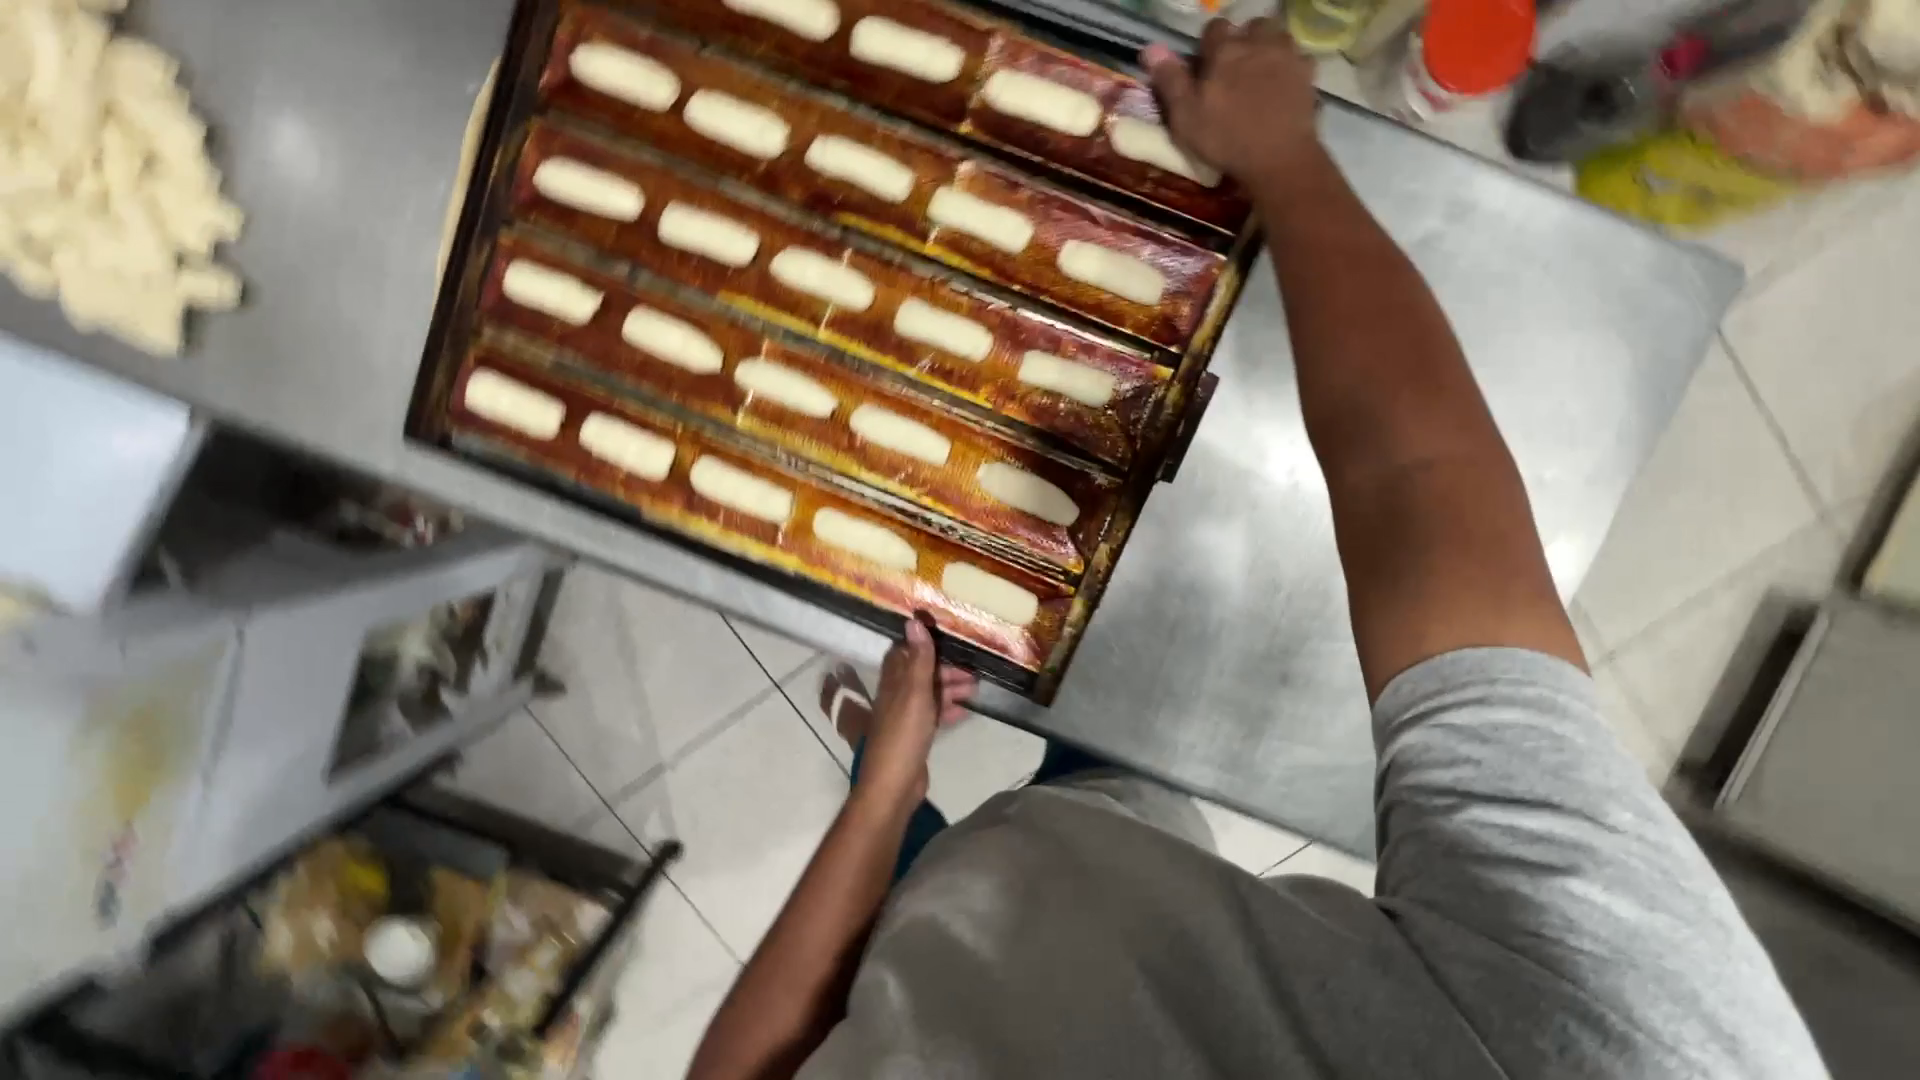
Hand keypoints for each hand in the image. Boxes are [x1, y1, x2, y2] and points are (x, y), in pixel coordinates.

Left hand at [856, 616, 976, 802]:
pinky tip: (966, 711)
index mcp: (894, 681)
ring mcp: (906, 716)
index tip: (951, 638)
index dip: (925, 644)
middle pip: (922, 673)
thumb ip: (918, 660)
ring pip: (930, 693)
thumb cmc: (904, 735)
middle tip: (974, 672)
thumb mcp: (915, 693)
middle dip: (946, 669)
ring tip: (976, 689)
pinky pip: (934, 714)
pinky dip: (949, 709)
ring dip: (951, 688)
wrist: (894, 784)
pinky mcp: (915, 735)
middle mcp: (897, 694)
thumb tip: (914, 621)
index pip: (906, 652)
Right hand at [1140, 19, 1320, 186]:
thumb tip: (1150, 48)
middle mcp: (1258, 42)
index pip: (1214, 29)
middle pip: (1251, 26)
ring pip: (1277, 36)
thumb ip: (1170, 81)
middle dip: (1243, 41)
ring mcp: (1287, 55)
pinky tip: (1284, 86)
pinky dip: (1290, 67)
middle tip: (1235, 68)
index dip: (1208, 45)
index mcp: (1225, 51)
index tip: (1204, 65)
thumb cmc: (1224, 138)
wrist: (1278, 157)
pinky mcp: (1308, 73)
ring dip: (1268, 47)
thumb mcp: (1185, 117)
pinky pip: (1299, 58)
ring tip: (1261, 73)